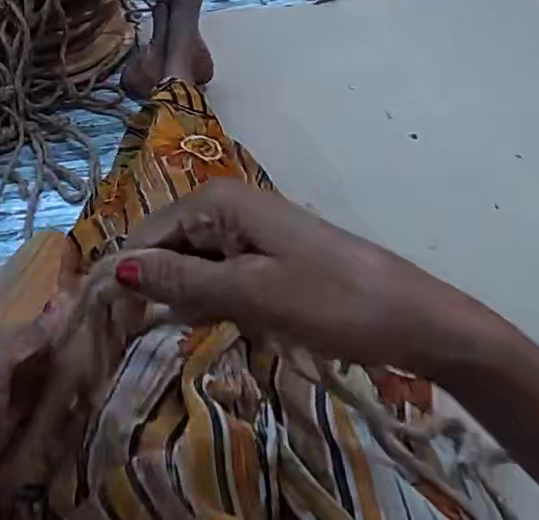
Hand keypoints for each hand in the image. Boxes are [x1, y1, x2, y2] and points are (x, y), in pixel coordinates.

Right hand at [114, 178, 506, 374]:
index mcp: (214, 201)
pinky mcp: (262, 250)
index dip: (129, 276)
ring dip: (186, 297)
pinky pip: (216, 271)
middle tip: (157, 337)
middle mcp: (222, 204)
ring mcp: (244, 226)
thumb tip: (117, 268)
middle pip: (166, 245)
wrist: (421, 320)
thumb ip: (182, 279)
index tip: (119, 324)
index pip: (146, 235)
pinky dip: (212, 298)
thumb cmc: (334, 300)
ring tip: (194, 331)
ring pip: (190, 261)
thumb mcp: (251, 293)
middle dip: (158, 288)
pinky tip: (224, 323)